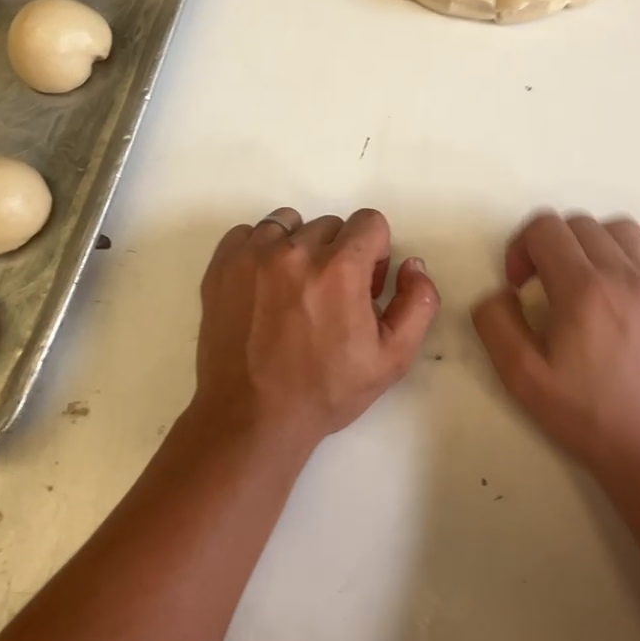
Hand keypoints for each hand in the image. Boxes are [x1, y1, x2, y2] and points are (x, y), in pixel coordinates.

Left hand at [194, 207, 439, 447]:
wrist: (251, 417)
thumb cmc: (325, 391)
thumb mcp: (392, 358)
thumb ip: (417, 303)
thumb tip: (413, 264)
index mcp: (340, 269)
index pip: (370, 222)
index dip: (376, 253)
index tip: (364, 285)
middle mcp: (295, 252)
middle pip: (331, 226)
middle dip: (339, 254)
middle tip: (331, 298)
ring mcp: (252, 256)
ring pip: (289, 225)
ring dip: (299, 248)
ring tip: (295, 290)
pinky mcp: (222, 267)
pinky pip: (248, 234)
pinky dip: (260, 250)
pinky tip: (264, 285)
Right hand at [471, 212, 639, 480]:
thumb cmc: (582, 413)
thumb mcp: (520, 376)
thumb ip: (496, 322)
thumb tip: (501, 292)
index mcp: (582, 290)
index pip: (545, 228)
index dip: (520, 249)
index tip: (518, 286)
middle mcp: (621, 274)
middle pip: (575, 223)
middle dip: (547, 246)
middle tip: (539, 288)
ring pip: (613, 227)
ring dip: (585, 243)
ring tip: (575, 279)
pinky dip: (620, 251)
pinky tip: (608, 284)